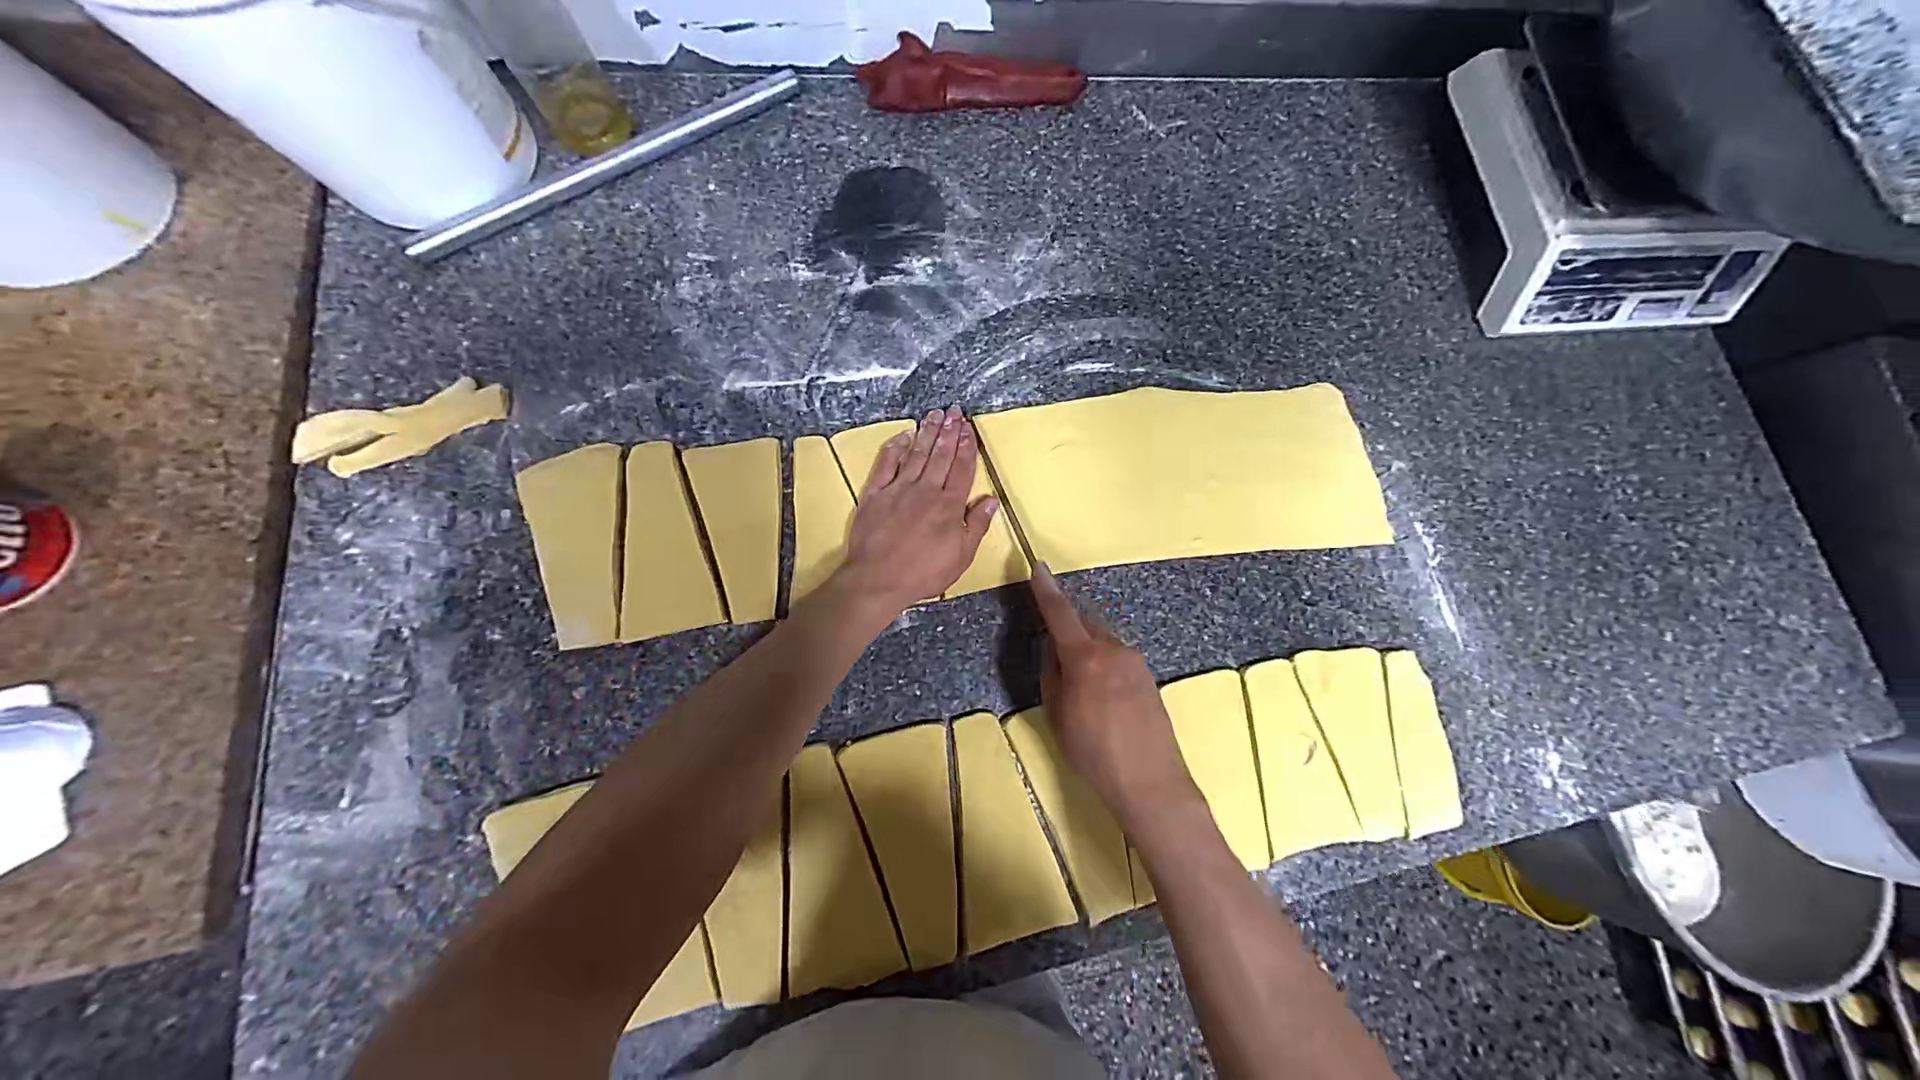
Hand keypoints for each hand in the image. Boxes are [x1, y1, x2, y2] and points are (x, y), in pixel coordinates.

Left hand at [835, 405, 998, 616]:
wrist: (877, 579)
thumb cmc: (923, 573)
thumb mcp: (961, 556)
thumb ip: (977, 525)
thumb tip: (990, 500)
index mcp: (949, 506)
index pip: (962, 469)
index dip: (967, 447)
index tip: (969, 428)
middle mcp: (926, 491)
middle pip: (941, 455)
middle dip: (950, 431)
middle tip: (954, 411)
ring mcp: (899, 489)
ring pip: (917, 454)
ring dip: (927, 432)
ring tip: (935, 414)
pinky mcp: (875, 494)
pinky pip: (887, 464)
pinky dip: (896, 448)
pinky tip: (904, 435)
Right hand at [1028, 564, 1200, 825]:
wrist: (1150, 780)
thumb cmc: (1093, 751)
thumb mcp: (1057, 714)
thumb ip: (1052, 672)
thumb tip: (1053, 647)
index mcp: (1085, 657)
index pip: (1060, 613)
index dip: (1046, 590)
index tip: (1037, 568)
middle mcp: (1113, 649)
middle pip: (1084, 621)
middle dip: (1066, 624)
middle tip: (1052, 647)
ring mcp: (1134, 660)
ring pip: (1101, 638)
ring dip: (1085, 645)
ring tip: (1077, 682)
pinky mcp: (1147, 674)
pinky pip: (1116, 655)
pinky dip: (1101, 660)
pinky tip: (1099, 692)